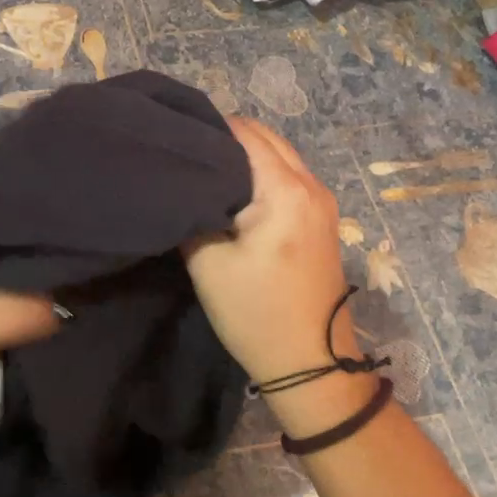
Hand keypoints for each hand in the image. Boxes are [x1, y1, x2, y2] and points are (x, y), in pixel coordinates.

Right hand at [184, 119, 366, 386]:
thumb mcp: (207, 261)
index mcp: (285, 190)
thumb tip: (181, 177)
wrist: (313, 367)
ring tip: (203, 171)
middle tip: (185, 153)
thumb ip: (192, 207)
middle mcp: (310, 185)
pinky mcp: (321, 218)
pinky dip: (261, 171)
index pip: (243, 132)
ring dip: (244, 155)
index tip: (174, 140)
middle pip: (265, 137)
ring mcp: (322, 201)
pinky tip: (231, 191)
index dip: (207, 129)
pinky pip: (288, 175)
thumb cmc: (256, 312)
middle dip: (225, 137)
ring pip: (278, 154)